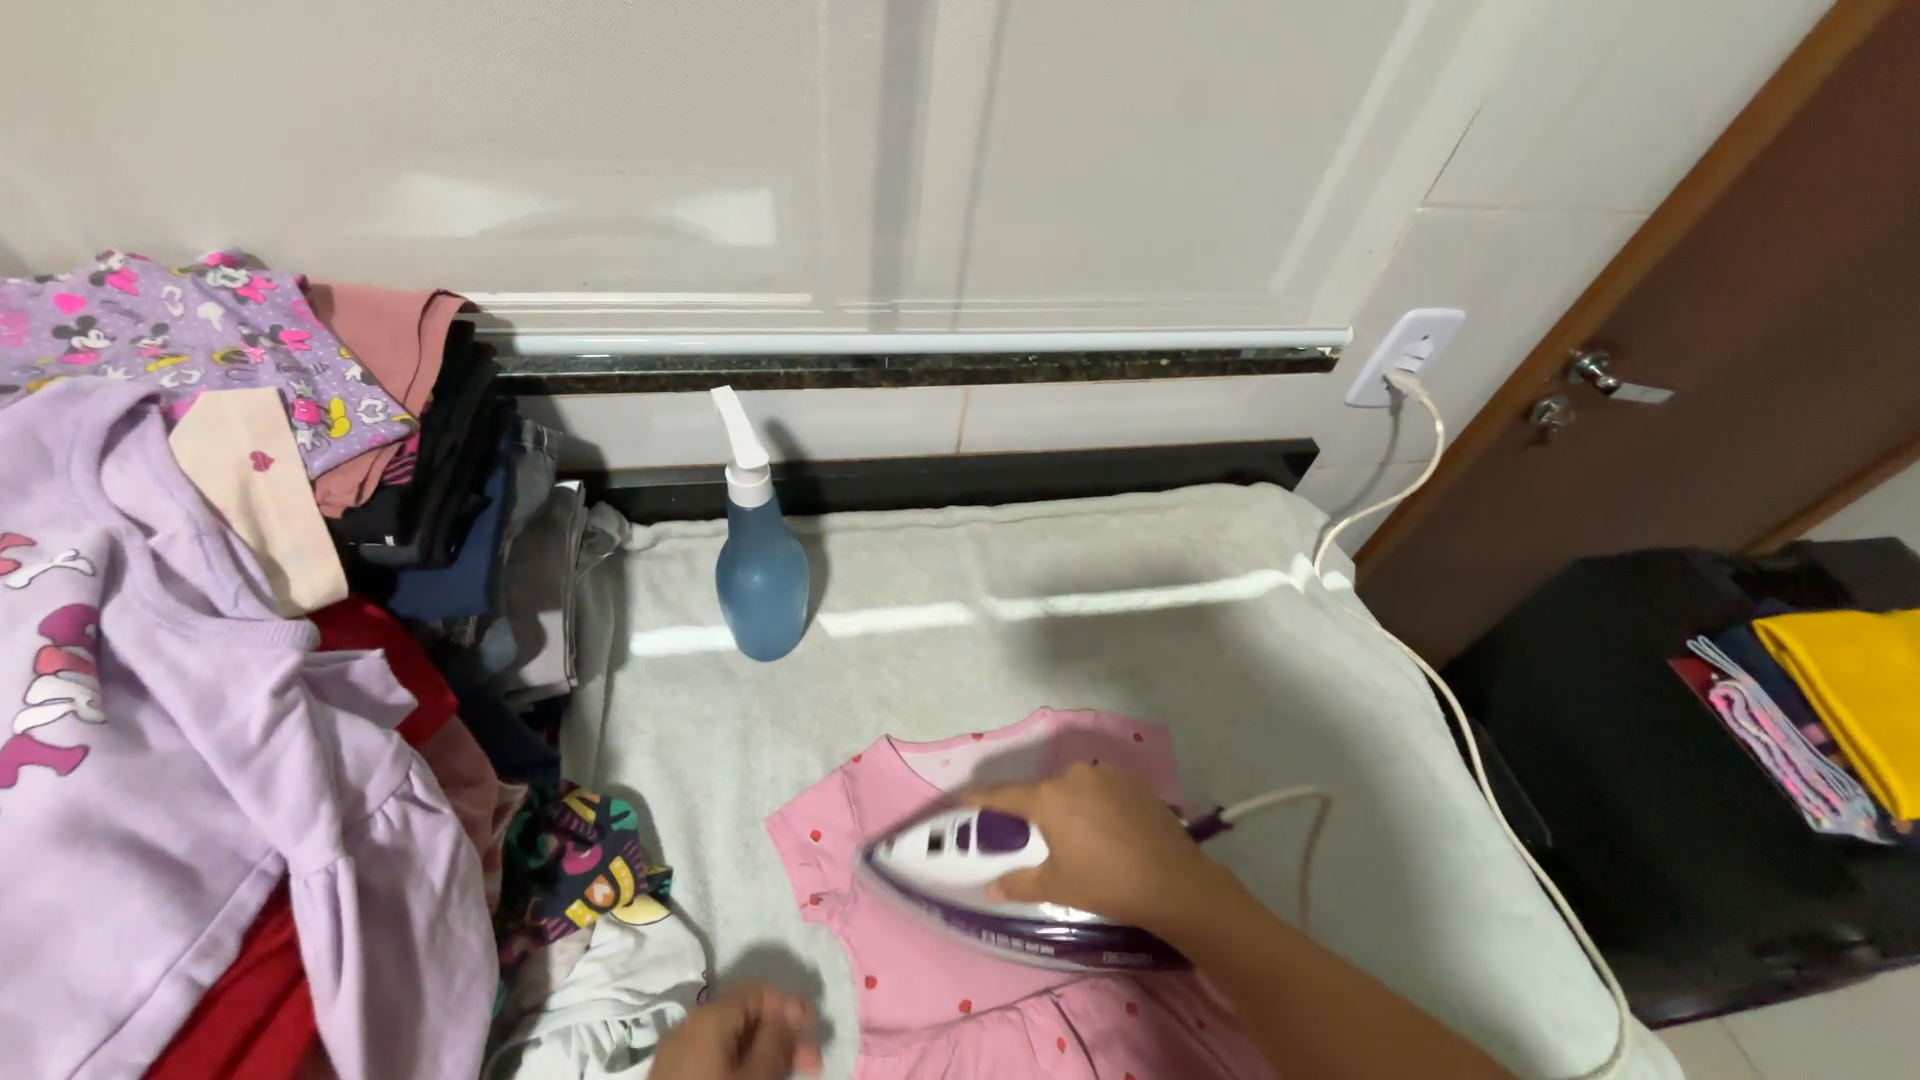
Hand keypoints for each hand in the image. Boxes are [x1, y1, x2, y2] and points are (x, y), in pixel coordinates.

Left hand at [650, 983, 822, 1079]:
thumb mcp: (757, 1077)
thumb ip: (778, 1039)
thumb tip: (788, 1013)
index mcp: (709, 1017)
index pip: (758, 991)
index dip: (790, 1006)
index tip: (813, 1032)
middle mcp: (688, 1027)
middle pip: (744, 1017)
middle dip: (780, 1035)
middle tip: (810, 1062)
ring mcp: (674, 1056)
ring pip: (729, 1041)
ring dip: (762, 1053)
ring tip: (787, 1075)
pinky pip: (712, 1060)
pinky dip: (738, 1066)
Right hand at [958, 762, 1239, 936]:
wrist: (1173, 880)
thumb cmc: (1106, 883)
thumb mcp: (1057, 887)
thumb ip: (1019, 882)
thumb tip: (991, 888)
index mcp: (1048, 798)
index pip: (1002, 795)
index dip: (978, 798)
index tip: (960, 797)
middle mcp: (1073, 776)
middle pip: (1041, 792)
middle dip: (1034, 812)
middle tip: (1036, 838)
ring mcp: (1105, 774)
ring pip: (1073, 788)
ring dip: (1068, 807)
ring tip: (1080, 838)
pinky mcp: (1132, 781)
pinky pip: (1101, 789)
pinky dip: (1095, 804)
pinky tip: (1107, 830)